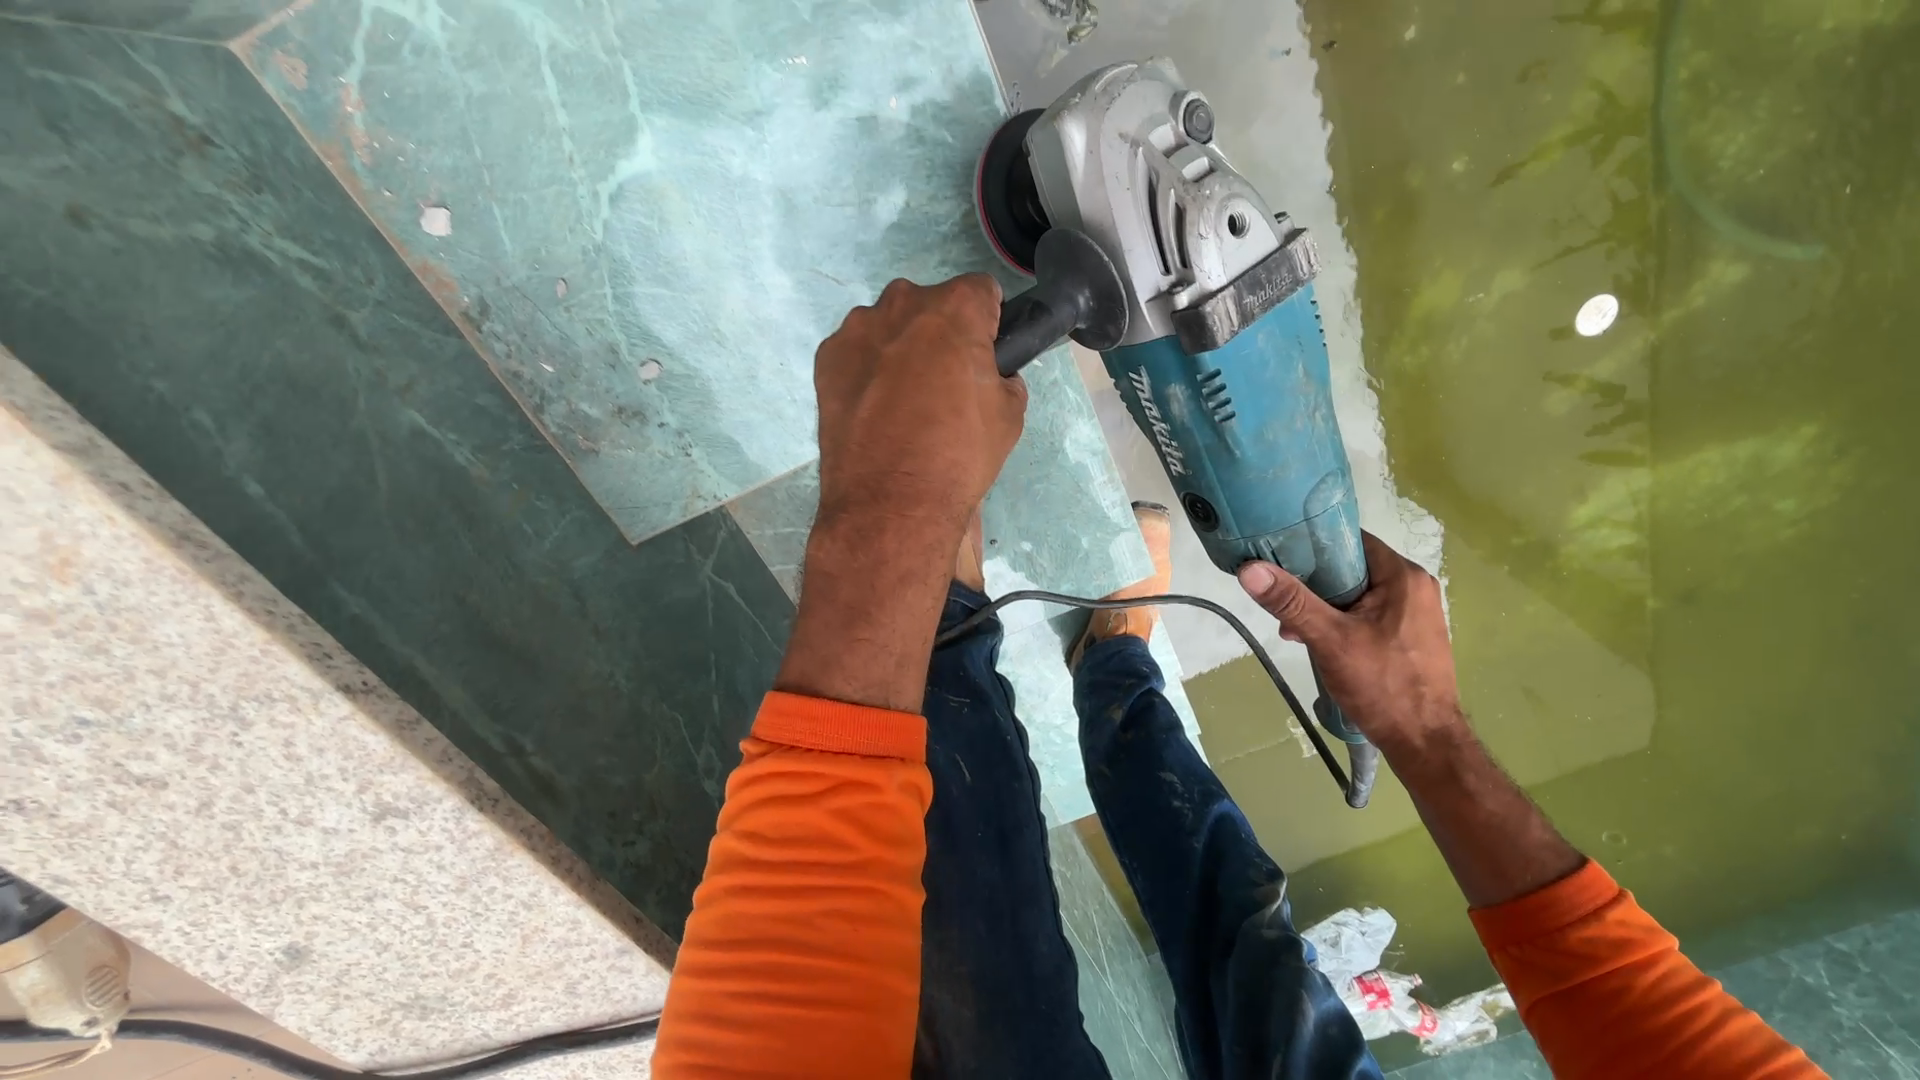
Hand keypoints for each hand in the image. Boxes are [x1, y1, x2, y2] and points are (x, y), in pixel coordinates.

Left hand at [775, 275, 1025, 713]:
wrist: (890, 502)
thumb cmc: (960, 456)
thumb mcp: (1010, 414)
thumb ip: (1002, 376)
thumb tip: (987, 374)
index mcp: (955, 307)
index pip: (981, 291)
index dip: (988, 324)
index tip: (985, 356)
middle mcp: (902, 303)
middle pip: (930, 305)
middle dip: (940, 333)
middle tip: (946, 385)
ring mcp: (857, 329)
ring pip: (889, 326)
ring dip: (900, 349)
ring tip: (904, 404)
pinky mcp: (826, 359)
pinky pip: (857, 352)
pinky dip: (866, 371)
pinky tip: (874, 411)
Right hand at [1236, 533, 1461, 750]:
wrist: (1425, 742)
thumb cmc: (1382, 685)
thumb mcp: (1330, 640)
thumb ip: (1292, 601)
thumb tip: (1250, 568)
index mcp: (1403, 576)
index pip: (1351, 540)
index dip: (1313, 544)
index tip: (1279, 556)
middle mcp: (1414, 587)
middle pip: (1351, 567)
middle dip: (1312, 584)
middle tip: (1282, 604)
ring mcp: (1415, 612)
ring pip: (1356, 594)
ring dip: (1322, 607)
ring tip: (1295, 631)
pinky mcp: (1409, 635)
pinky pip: (1367, 614)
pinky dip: (1340, 622)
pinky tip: (1319, 644)